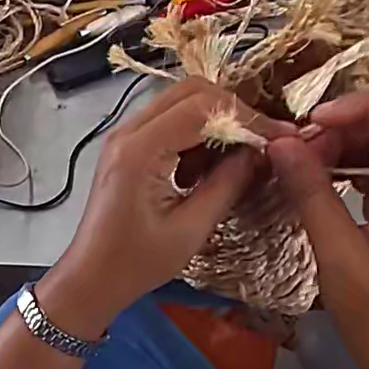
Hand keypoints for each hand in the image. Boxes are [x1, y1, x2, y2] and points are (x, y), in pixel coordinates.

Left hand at [40, 78, 293, 337]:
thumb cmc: (136, 262)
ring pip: (179, 102)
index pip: (202, 107)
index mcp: (140, 150)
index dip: (246, 117)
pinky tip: (199, 171)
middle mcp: (127, 130)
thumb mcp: (192, 229)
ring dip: (212, 122)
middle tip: (258, 142)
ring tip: (229, 162)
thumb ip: (228, 184)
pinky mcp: (126, 145)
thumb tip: (260, 152)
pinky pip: (167, 121)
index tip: (278, 135)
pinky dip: (193, 134)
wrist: (91, 277)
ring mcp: (123, 135)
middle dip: (232, 111)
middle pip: (190, 91)